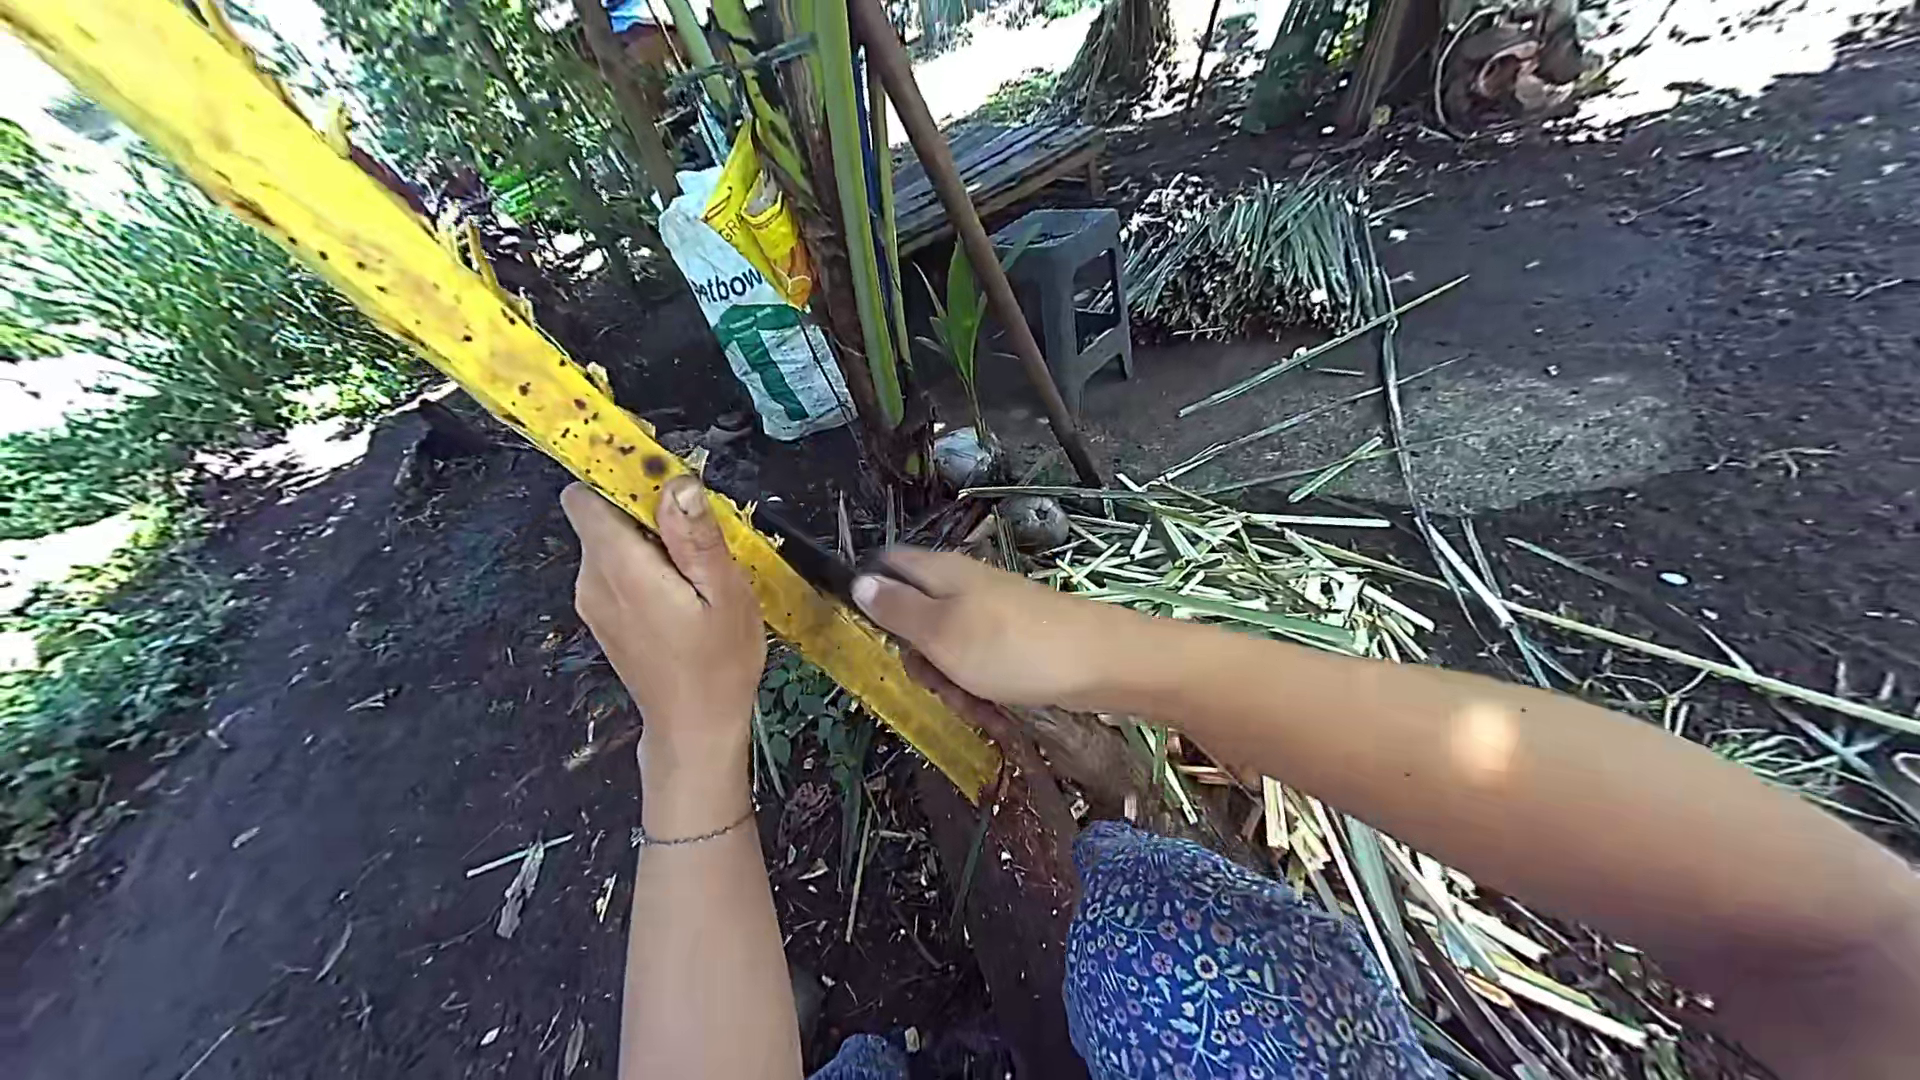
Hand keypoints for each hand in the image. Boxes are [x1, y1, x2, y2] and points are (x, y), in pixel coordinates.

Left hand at [562, 478, 764, 781]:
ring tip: (698, 574)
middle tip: (701, 538)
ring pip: (612, 544)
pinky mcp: (603, 618)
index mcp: (619, 567)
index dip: (620, 479)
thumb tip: (677, 482)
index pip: (586, 497)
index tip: (664, 483)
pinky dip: (645, 567)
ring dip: (650, 541)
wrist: (695, 726)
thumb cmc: (719, 660)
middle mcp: (591, 579)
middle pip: (603, 518)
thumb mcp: (725, 593)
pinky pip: (616, 571)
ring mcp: (592, 602)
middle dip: (647, 512)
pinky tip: (683, 596)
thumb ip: (696, 537)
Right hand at [850, 548, 1151, 710]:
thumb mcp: (940, 632)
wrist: (1101, 665)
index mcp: (939, 572)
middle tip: (936, 681)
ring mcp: (991, 613)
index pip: (887, 565)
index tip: (875, 638)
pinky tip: (996, 710)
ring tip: (975, 703)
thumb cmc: (1011, 647)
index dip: (871, 595)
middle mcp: (963, 586)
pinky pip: (978, 662)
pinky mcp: (1013, 639)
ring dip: (951, 682)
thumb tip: (858, 581)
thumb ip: (895, 609)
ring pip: (945, 648)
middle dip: (918, 657)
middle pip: (914, 616)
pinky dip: (981, 688)